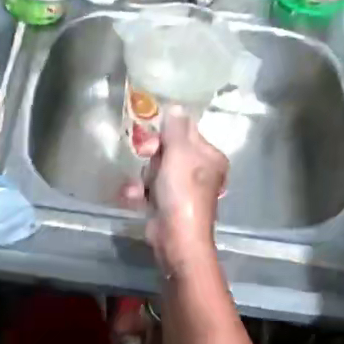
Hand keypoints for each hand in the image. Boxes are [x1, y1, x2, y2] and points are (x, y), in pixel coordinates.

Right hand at [137, 107, 226, 273]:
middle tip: (145, 157)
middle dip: (153, 157)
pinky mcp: (168, 205)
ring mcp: (183, 190)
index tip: (153, 141)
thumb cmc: (182, 191)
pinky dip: (140, 192)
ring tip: (143, 188)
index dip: (166, 134)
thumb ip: (175, 128)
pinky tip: (133, 197)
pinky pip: (150, 189)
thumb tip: (176, 106)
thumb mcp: (179, 152)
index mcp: (210, 156)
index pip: (185, 132)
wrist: (177, 237)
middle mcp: (200, 171)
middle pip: (168, 151)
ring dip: (144, 177)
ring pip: (156, 170)